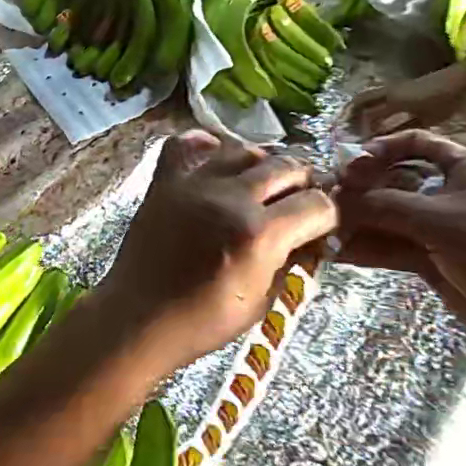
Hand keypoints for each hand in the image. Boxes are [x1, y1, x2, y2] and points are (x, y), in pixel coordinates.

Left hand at [95, 131, 337, 366]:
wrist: (138, 318)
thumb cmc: (202, 321)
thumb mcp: (261, 302)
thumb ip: (289, 262)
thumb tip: (308, 239)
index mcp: (259, 234)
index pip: (316, 204)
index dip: (327, 216)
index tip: (320, 226)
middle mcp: (231, 197)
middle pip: (287, 166)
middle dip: (302, 185)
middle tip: (297, 203)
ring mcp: (195, 183)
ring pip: (245, 150)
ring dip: (262, 165)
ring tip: (261, 185)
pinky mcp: (166, 181)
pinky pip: (188, 143)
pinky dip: (207, 146)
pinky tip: (217, 161)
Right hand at [333, 131, 465, 366]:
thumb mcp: (447, 220)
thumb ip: (388, 206)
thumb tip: (336, 199)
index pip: (415, 145)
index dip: (379, 150)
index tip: (345, 167)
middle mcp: (452, 195)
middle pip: (395, 184)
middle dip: (360, 193)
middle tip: (322, 207)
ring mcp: (445, 232)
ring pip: (391, 220)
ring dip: (359, 225)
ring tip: (322, 234)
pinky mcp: (438, 265)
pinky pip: (396, 250)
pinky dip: (370, 250)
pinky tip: (340, 255)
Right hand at [343, 66, 465, 136]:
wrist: (465, 78)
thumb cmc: (447, 99)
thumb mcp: (424, 120)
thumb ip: (398, 129)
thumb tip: (377, 143)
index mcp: (392, 99)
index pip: (364, 115)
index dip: (354, 129)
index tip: (347, 143)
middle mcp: (388, 92)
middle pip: (359, 102)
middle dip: (348, 116)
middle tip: (342, 133)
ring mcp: (395, 89)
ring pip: (367, 99)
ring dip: (358, 112)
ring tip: (353, 129)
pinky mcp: (403, 89)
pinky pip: (378, 99)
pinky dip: (370, 110)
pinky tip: (375, 124)